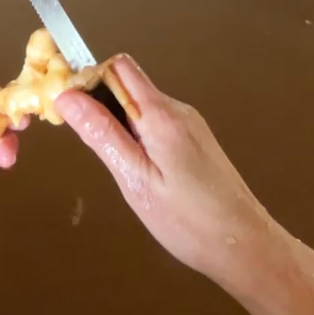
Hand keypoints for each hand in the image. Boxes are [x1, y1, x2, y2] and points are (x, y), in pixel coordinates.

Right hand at [56, 56, 279, 289]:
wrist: (247, 246)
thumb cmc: (189, 220)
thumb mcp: (135, 179)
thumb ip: (102, 134)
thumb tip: (66, 97)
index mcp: (161, 115)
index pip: (117, 68)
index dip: (88, 80)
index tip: (70, 109)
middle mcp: (177, 110)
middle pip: (127, 83)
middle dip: (99, 102)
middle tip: (88, 142)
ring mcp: (189, 124)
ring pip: (139, 103)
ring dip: (117, 121)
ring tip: (115, 163)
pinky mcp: (195, 140)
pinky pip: (155, 121)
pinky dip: (136, 134)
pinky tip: (138, 169)